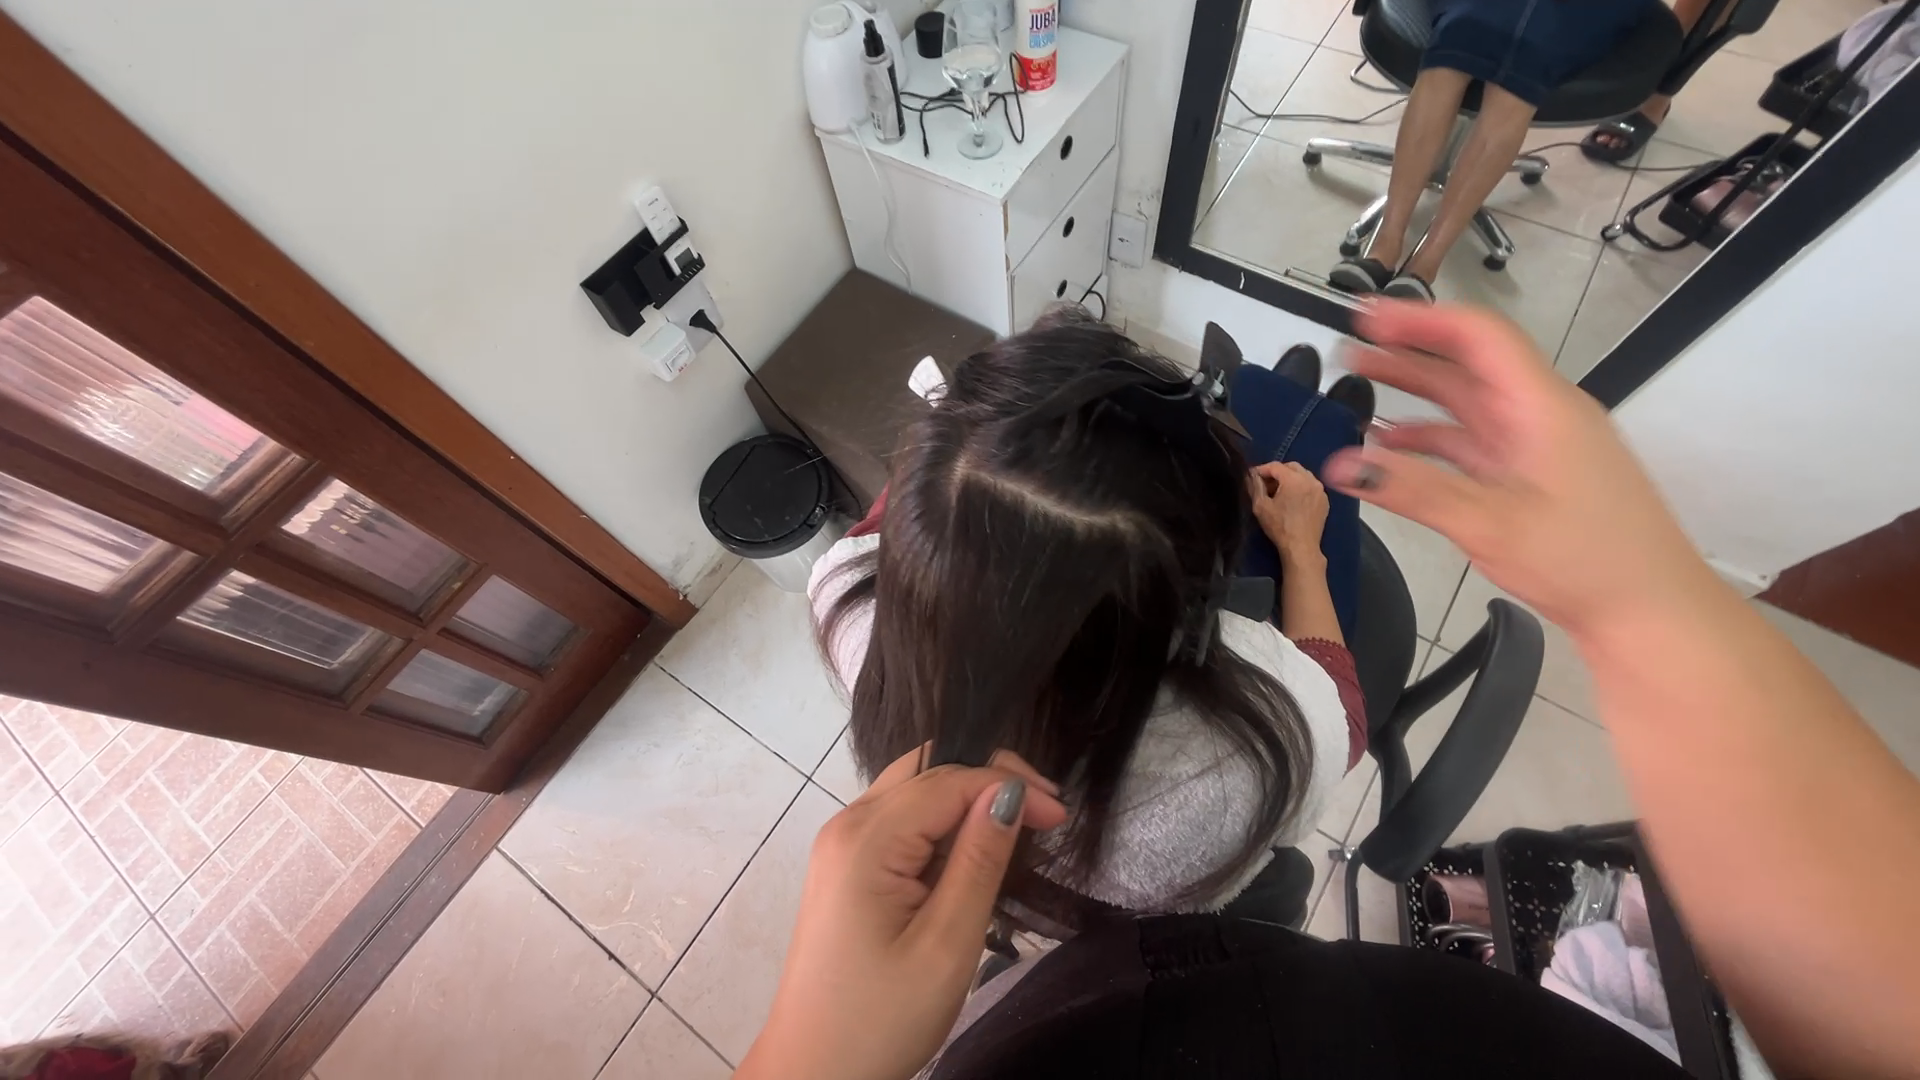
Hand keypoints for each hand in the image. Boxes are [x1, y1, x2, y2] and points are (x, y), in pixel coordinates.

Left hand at [737, 748, 1067, 1079]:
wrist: (812, 1074)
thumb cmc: (880, 1019)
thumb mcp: (946, 945)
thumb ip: (979, 860)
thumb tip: (1009, 791)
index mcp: (867, 838)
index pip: (949, 779)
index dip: (1008, 783)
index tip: (1059, 814)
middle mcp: (848, 823)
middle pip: (927, 769)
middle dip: (988, 778)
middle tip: (1042, 813)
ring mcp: (842, 841)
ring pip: (915, 789)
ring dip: (966, 799)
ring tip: (1015, 831)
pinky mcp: (846, 863)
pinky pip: (901, 818)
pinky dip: (942, 822)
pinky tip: (970, 850)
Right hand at [1249, 461, 1328, 564]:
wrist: (1301, 545)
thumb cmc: (1279, 526)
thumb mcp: (1260, 506)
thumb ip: (1255, 486)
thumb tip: (1251, 475)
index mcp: (1294, 480)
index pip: (1275, 466)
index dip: (1261, 469)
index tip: (1252, 476)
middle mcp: (1310, 480)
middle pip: (1291, 466)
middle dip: (1277, 472)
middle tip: (1266, 483)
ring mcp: (1320, 490)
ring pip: (1303, 475)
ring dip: (1289, 478)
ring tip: (1279, 492)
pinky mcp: (1324, 499)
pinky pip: (1311, 486)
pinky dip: (1300, 487)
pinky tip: (1292, 499)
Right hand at [1322, 301, 1709, 634]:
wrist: (1648, 610)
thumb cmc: (1584, 560)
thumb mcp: (1488, 521)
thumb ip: (1410, 488)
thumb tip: (1337, 464)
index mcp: (1540, 409)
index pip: (1479, 338)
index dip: (1421, 321)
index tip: (1368, 316)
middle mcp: (1537, 415)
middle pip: (1467, 366)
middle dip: (1407, 351)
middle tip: (1353, 345)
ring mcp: (1533, 445)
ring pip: (1465, 402)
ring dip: (1414, 391)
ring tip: (1362, 382)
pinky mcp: (1527, 473)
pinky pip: (1469, 440)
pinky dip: (1428, 436)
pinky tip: (1392, 445)